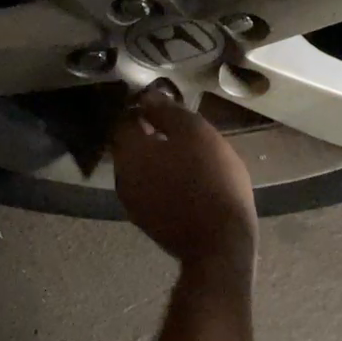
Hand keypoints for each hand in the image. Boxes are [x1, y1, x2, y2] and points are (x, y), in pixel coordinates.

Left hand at [111, 85, 257, 271]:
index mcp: (130, 151)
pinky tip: (186, 182)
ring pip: (140, 170)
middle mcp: (122, 177)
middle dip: (149, 136)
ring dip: (157, 160)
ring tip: (187, 157)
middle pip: (130, 146)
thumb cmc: (212, 180)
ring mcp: (133, 204)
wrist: (219, 243)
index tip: (167, 107)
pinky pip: (150, 191)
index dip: (144, 109)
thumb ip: (168, 112)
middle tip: (180, 132)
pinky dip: (162, 181)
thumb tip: (148, 97)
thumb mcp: (196, 134)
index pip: (125, 119)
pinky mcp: (148, 223)